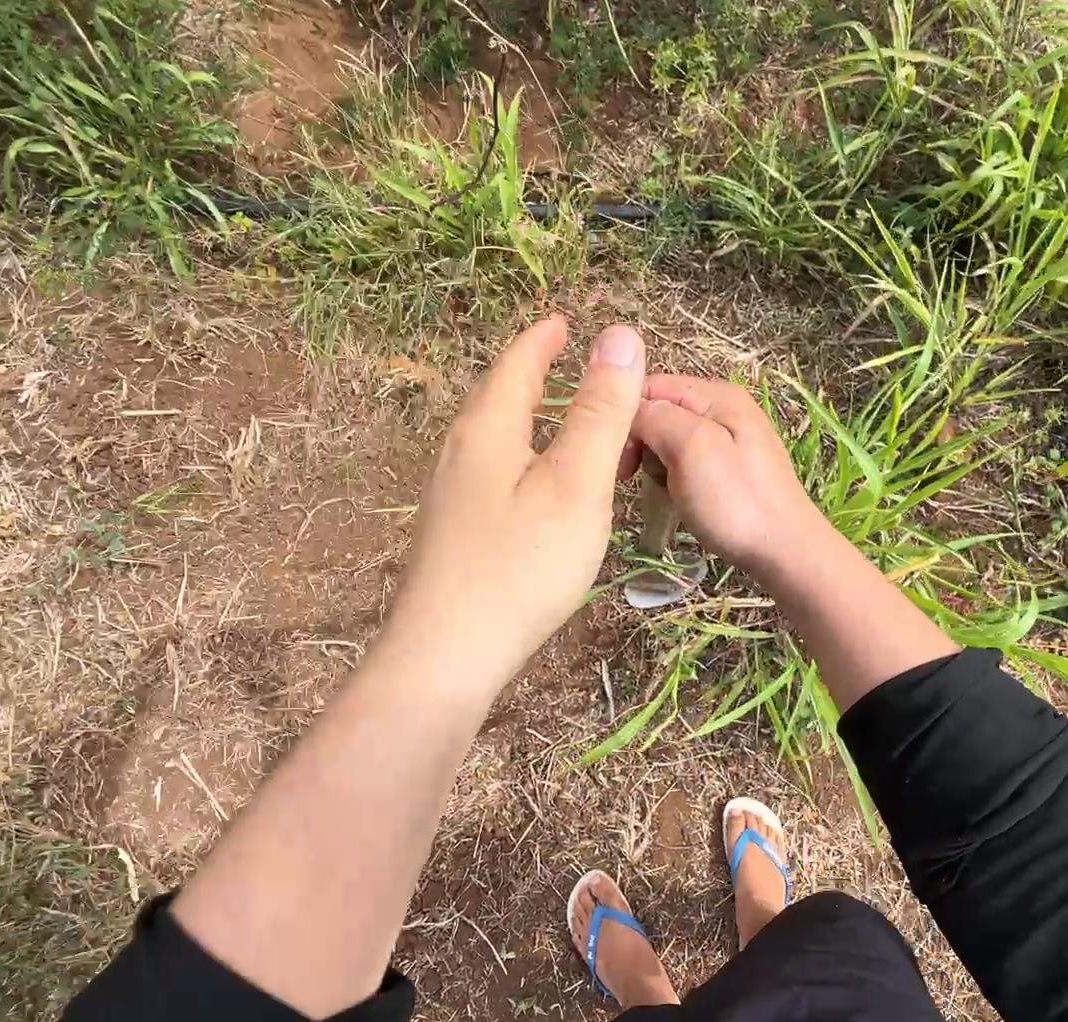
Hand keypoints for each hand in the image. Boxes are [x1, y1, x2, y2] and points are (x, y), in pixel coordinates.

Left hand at [385, 315, 644, 697]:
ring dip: (528, 417)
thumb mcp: (575, 483)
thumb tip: (621, 337)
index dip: (543, 339)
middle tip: (563, 359)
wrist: (447, 654)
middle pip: (498, 397)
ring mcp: (450, 496)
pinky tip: (536, 485)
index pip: (516, 365)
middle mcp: (460, 453)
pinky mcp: (453, 533)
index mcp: (488, 430)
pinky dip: (523, 457)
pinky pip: (492, 471)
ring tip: (558, 416)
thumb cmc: (521, 565)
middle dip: (532, 372)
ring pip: (494, 438)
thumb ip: (599, 412)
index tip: (563, 321)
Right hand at [627, 375, 836, 585]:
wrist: (785, 551)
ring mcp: (731, 438)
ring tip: (665, 491)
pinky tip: (681, 498)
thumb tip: (630, 407)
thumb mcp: (691, 447)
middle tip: (638, 478)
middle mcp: (725, 408)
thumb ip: (656, 416)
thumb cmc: (736, 501)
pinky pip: (688, 460)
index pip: (650, 386)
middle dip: (642, 441)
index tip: (619, 457)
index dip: (626, 416)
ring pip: (671, 438)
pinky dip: (675, 476)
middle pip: (660, 410)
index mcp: (717, 394)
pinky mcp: (732, 468)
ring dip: (657, 463)